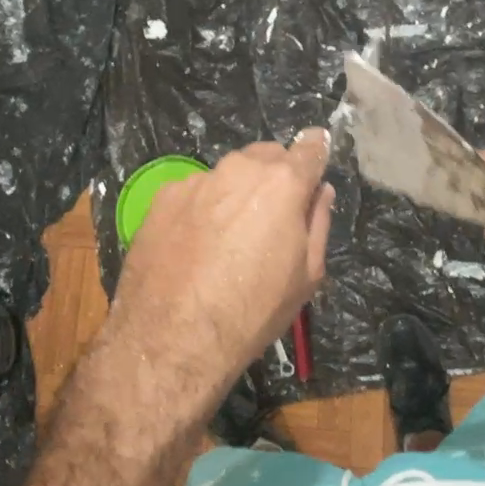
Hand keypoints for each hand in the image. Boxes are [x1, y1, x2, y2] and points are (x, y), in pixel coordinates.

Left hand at [108, 130, 334, 402]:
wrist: (172, 337)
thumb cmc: (252, 311)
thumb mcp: (306, 276)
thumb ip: (318, 223)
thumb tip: (321, 191)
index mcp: (283, 184)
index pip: (310, 148)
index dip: (316, 151)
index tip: (316, 154)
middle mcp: (239, 169)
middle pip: (267, 156)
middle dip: (275, 176)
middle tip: (272, 215)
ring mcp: (197, 180)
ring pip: (229, 174)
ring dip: (236, 191)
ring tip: (228, 237)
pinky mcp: (163, 197)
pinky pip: (195, 192)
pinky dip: (202, 208)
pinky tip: (195, 245)